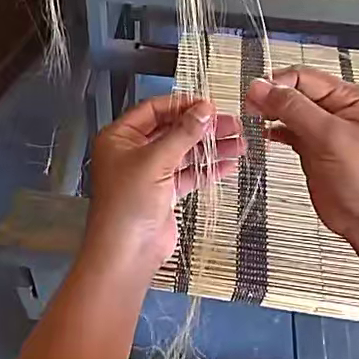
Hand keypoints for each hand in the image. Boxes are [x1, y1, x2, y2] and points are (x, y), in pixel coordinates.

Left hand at [84, 94, 244, 275]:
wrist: (127, 252)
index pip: (153, 110)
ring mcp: (149, 173)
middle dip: (202, 128)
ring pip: (184, 153)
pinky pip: (188, 174)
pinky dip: (207, 169)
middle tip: (231, 124)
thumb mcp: (155, 161)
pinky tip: (228, 164)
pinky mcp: (163, 193)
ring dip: (210, 148)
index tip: (209, 106)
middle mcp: (132, 153)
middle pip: (172, 130)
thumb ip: (182, 134)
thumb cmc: (126, 207)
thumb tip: (203, 111)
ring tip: (239, 143)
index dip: (182, 106)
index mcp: (119, 138)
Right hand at [245, 67, 358, 251]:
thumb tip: (261, 86)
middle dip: (270, 99)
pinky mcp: (313, 154)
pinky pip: (289, 135)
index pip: (303, 78)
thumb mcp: (330, 135)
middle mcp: (335, 112)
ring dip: (270, 116)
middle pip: (294, 94)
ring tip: (253, 123)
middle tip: (249, 111)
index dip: (277, 84)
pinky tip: (263, 136)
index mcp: (348, 98)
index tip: (254, 98)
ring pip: (288, 114)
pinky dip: (274, 134)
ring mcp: (323, 134)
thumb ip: (294, 108)